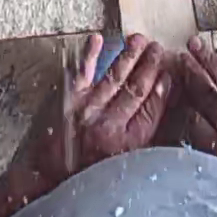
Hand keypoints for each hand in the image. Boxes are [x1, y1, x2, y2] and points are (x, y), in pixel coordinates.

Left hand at [20, 33, 171, 190]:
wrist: (46, 178)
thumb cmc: (86, 174)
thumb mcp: (122, 167)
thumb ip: (140, 145)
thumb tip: (160, 118)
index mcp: (126, 145)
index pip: (151, 111)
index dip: (162, 91)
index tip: (170, 74)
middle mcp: (109, 124)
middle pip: (136, 89)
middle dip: (150, 67)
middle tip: (159, 49)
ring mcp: (88, 109)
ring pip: (115, 77)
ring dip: (129, 56)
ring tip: (139, 39)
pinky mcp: (68, 100)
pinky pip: (82, 72)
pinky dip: (90, 54)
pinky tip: (98, 38)